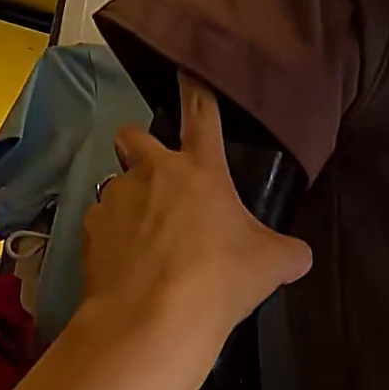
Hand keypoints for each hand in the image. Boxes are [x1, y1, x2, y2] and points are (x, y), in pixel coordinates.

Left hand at [81, 74, 312, 341]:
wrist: (155, 319)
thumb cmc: (220, 278)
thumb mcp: (271, 264)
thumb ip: (288, 253)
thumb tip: (299, 257)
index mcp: (200, 169)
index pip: (202, 113)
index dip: (195, 88)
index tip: (184, 70)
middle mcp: (152, 173)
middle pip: (133, 137)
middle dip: (138, 147)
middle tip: (156, 182)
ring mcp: (115, 199)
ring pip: (117, 187)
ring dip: (129, 204)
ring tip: (145, 244)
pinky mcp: (89, 231)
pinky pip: (101, 225)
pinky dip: (112, 239)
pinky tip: (126, 266)